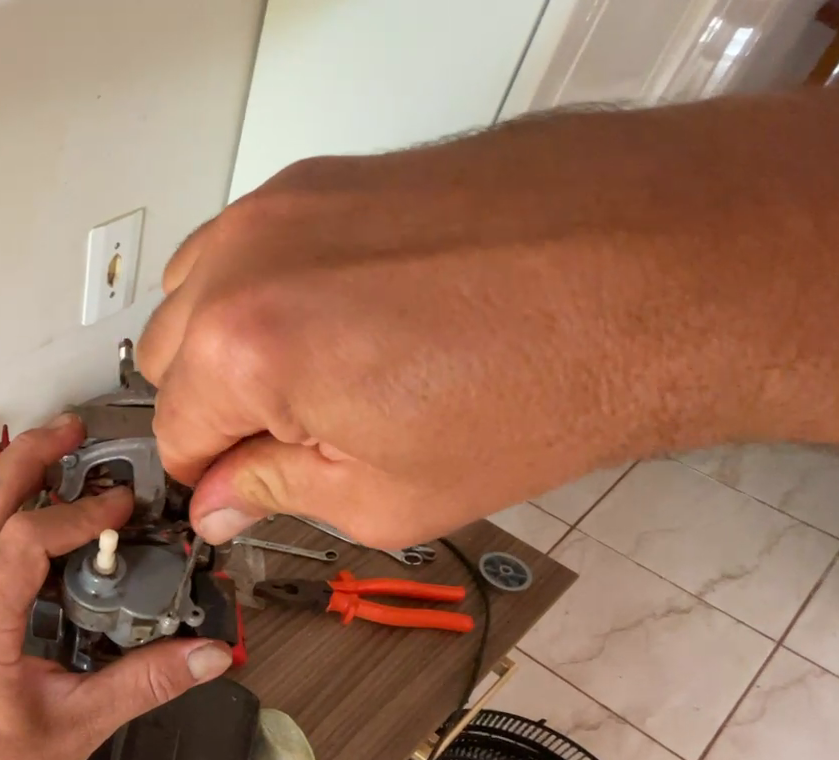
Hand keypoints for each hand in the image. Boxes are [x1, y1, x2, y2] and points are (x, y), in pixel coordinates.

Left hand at [0, 414, 235, 759]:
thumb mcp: (78, 728)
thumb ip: (142, 686)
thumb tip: (207, 655)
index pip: (19, 547)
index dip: (71, 517)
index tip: (119, 508)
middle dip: (24, 461)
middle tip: (70, 430)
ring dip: (0, 478)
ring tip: (47, 452)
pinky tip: (16, 504)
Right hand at [136, 74, 838, 547]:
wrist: (674, 263)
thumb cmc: (550, 381)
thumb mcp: (387, 495)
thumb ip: (274, 496)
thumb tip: (216, 503)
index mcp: (243, 348)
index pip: (171, 435)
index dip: (207, 478)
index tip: (242, 488)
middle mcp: (241, 261)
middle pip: (164, 362)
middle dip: (209, 409)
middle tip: (287, 436)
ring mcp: (279, 206)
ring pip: (190, 298)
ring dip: (222, 345)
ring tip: (312, 373)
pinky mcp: (320, 177)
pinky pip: (240, 248)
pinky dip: (258, 291)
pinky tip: (334, 315)